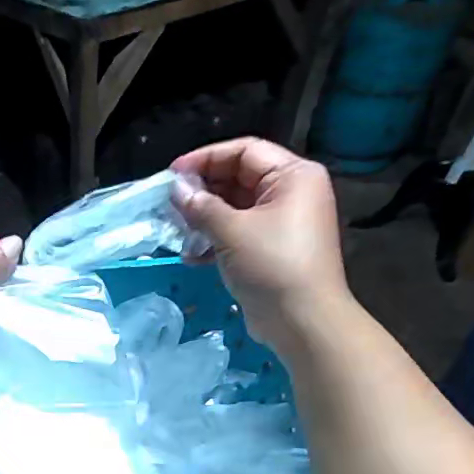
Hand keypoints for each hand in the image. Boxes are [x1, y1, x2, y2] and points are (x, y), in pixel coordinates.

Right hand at [170, 137, 354, 359]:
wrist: (303, 322)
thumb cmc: (272, 266)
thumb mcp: (232, 231)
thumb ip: (201, 206)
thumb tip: (177, 189)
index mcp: (293, 175)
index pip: (244, 151)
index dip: (205, 159)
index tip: (172, 175)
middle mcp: (292, 194)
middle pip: (239, 179)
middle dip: (203, 192)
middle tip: (170, 204)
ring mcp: (283, 225)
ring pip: (237, 210)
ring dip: (205, 219)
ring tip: (177, 231)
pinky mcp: (272, 253)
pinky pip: (240, 236)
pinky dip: (217, 242)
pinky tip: (192, 256)